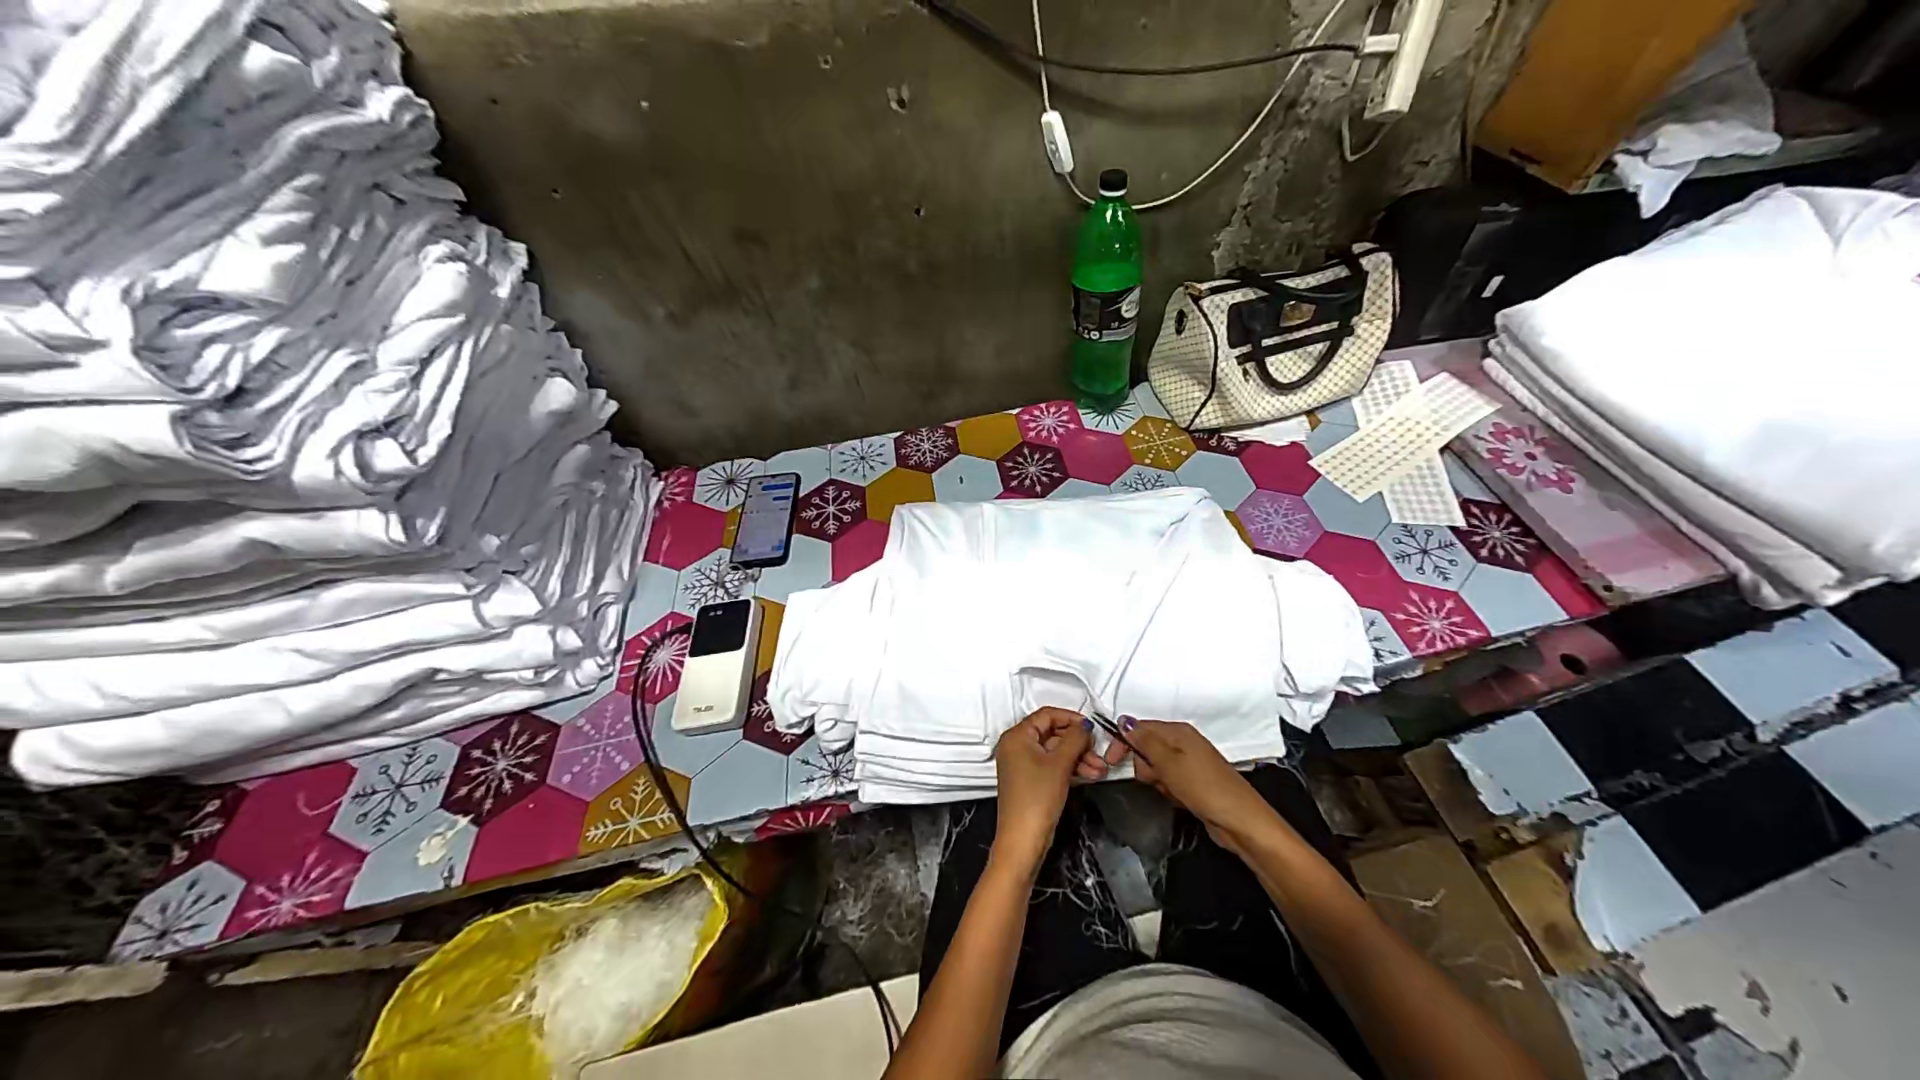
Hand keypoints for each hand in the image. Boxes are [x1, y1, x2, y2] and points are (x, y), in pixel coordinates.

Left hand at [991, 708, 1092, 872]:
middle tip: (1098, 752)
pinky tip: (1090, 776)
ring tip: (1100, 770)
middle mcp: (1016, 747)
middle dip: (1078, 744)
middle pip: (1053, 734)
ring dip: (1079, 758)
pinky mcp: (1031, 781)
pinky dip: (1070, 769)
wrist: (1024, 839)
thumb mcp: (1060, 764)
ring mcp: (1023, 765)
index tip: (1091, 726)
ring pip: (1055, 752)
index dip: (1071, 718)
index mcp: (1016, 736)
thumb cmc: (1037, 798)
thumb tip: (1085, 725)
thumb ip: (1075, 739)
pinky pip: (1053, 766)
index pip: (1046, 715)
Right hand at [1126, 719, 1280, 855]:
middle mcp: (1184, 742)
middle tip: (1156, 778)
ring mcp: (1189, 762)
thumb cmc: (1204, 787)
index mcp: (1178, 731)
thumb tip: (1124, 720)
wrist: (1240, 821)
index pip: (1139, 727)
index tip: (1110, 761)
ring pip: (1156, 767)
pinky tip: (1178, 798)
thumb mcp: (1168, 762)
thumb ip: (1144, 741)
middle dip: (1144, 765)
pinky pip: (1168, 780)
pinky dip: (1168, 789)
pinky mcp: (1193, 782)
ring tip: (1170, 790)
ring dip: (1156, 780)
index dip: (1122, 742)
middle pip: (1146, 747)